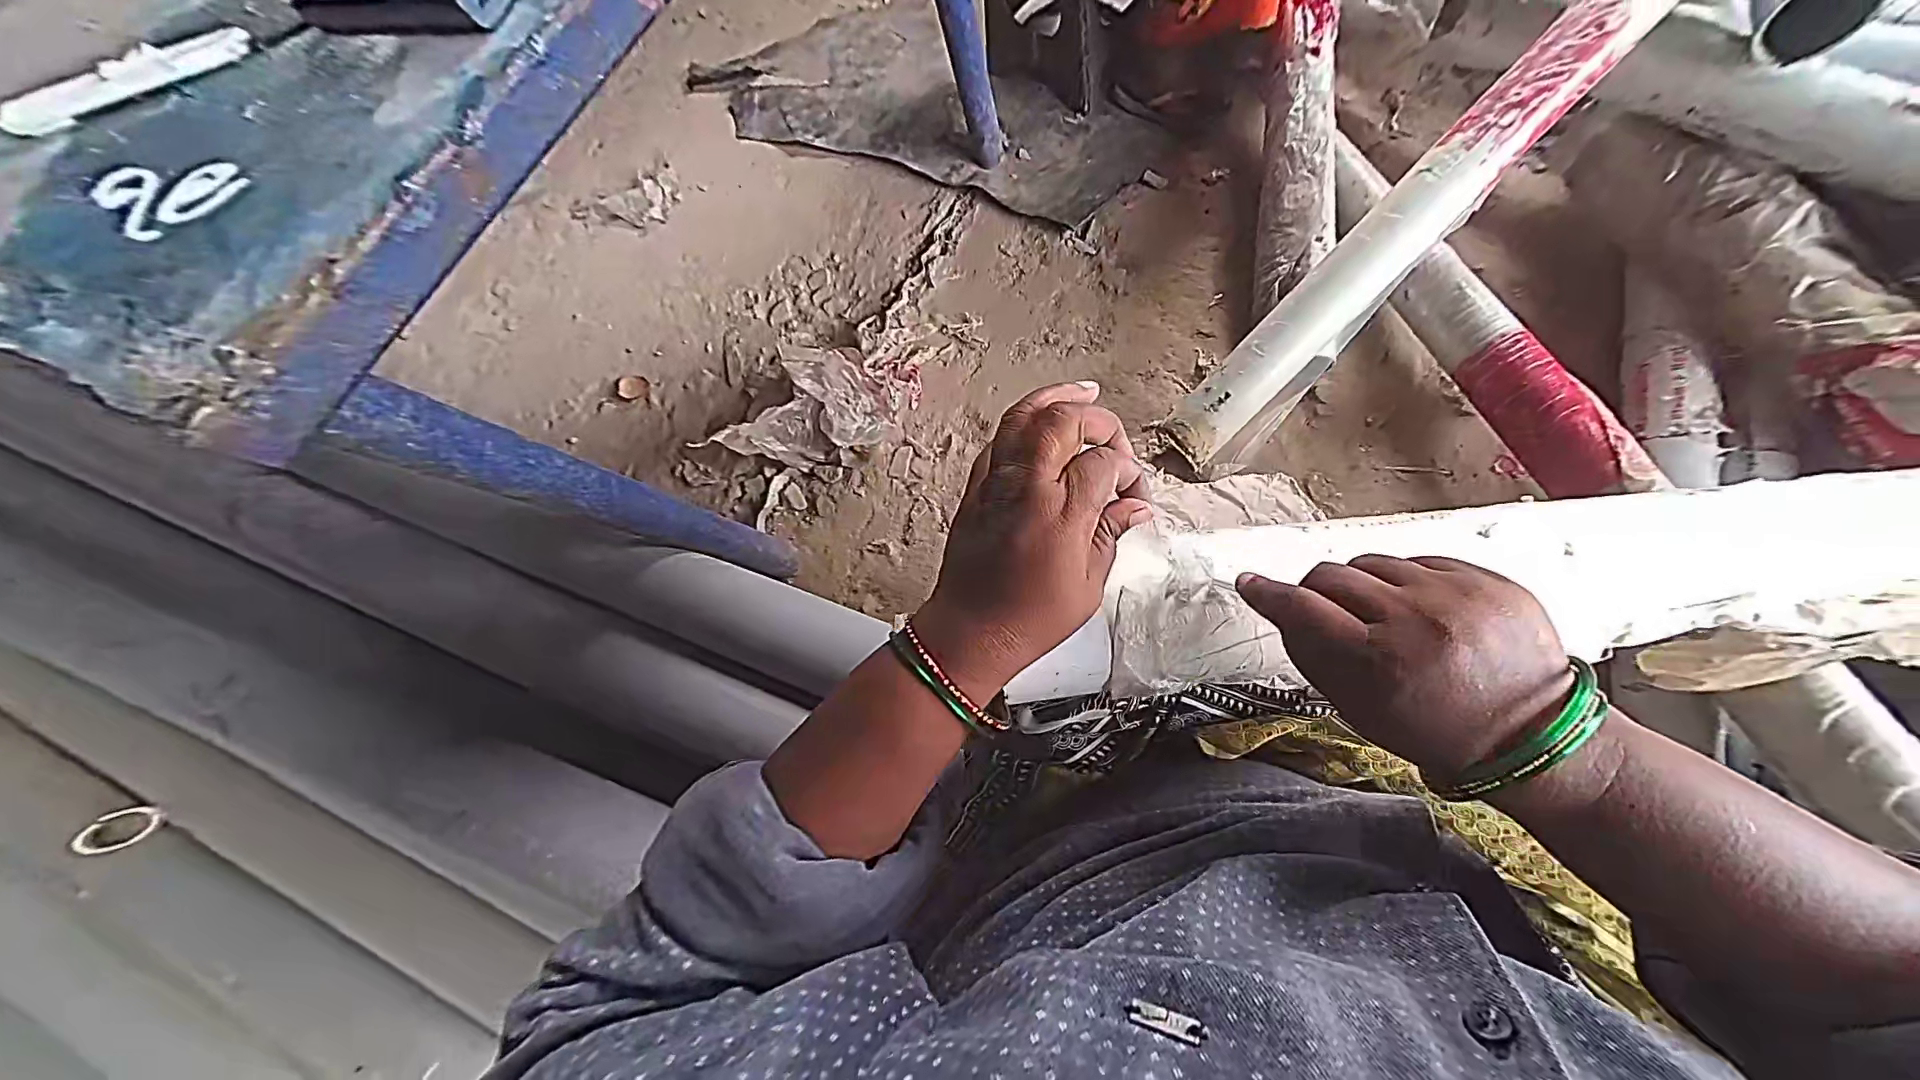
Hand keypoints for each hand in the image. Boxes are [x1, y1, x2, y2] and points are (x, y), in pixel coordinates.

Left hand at [914, 382, 1152, 698]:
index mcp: (1060, 517)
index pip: (1103, 463)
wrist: (970, 632)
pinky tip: (1039, 427)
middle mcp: (1025, 491)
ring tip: (1080, 394)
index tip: (1131, 491)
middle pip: (1063, 423)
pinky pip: (999, 441)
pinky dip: (1023, 424)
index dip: (1126, 470)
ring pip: (1023, 419)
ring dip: (1054, 399)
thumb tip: (1134, 509)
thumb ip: (1111, 535)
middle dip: (1097, 421)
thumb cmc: (1024, 619)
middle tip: (1112, 437)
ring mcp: (996, 487)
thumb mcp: (1087, 585)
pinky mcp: (976, 491)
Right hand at [1235, 555, 1575, 781]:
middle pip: (1331, 575)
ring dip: (1362, 586)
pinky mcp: (1488, 580)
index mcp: (1380, 659)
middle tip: (1328, 613)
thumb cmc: (1437, 730)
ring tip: (1383, 617)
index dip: (1268, 593)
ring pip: (1371, 563)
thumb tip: (1280, 612)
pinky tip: (1419, 612)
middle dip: (1317, 592)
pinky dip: (1405, 583)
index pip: (1302, 607)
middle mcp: (1418, 619)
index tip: (1251, 584)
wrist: (1532, 736)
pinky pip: (1418, 560)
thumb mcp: (1358, 709)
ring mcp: (1458, 595)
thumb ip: (1313, 657)